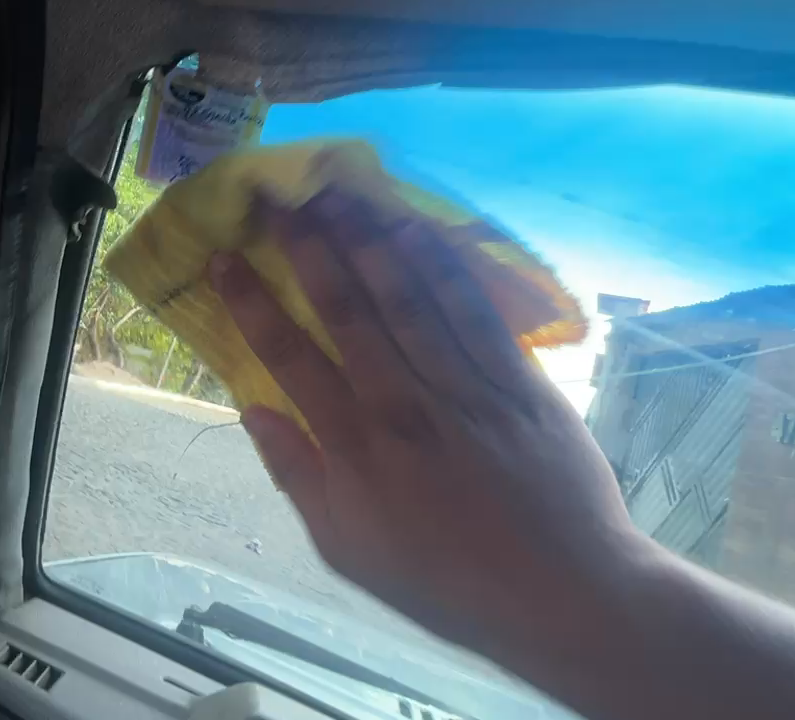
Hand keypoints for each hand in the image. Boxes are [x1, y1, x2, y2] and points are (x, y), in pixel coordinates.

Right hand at [209, 188, 659, 656]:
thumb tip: (250, 408)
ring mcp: (467, 387)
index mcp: (356, 445)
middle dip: (309, 248)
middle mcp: (404, 403)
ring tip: (338, 194)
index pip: (288, 356)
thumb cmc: (442, 575)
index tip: (223, 258)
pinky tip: (417, 227)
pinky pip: (476, 312)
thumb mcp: (343, 546)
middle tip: (280, 200)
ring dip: (369, 240)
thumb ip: (294, 473)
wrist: (571, 600)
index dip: (251, 302)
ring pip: (409, 297)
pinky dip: (444, 265)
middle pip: (347, 310)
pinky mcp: (521, 382)